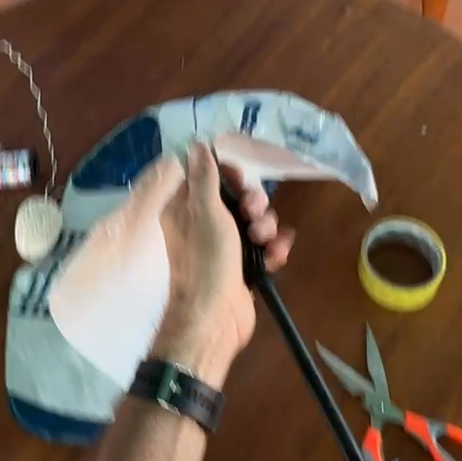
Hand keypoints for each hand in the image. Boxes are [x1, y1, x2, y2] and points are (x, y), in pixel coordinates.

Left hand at [147, 143, 293, 384]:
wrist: (216, 317)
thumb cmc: (206, 258)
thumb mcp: (204, 210)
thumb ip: (204, 176)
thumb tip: (196, 143)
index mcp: (185, 208)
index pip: (207, 176)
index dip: (228, 174)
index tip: (240, 179)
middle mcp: (202, 224)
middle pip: (236, 198)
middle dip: (254, 203)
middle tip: (255, 213)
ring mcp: (224, 246)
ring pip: (254, 222)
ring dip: (266, 227)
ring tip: (264, 240)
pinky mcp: (243, 266)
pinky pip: (264, 247)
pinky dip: (272, 249)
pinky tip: (276, 255)